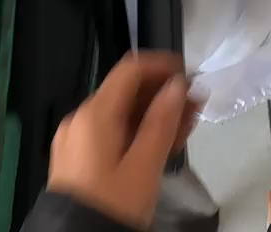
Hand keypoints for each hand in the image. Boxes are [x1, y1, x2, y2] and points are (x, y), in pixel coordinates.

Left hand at [47, 51, 200, 229]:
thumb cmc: (112, 205)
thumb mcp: (144, 167)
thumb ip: (162, 121)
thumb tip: (178, 85)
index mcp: (94, 114)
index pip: (131, 69)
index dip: (162, 65)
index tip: (188, 74)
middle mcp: (80, 119)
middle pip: (127, 92)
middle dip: (163, 95)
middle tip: (194, 105)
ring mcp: (76, 140)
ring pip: (121, 114)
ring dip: (154, 115)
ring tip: (185, 126)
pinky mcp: (77, 160)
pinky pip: (111, 133)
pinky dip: (137, 132)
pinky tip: (161, 144)